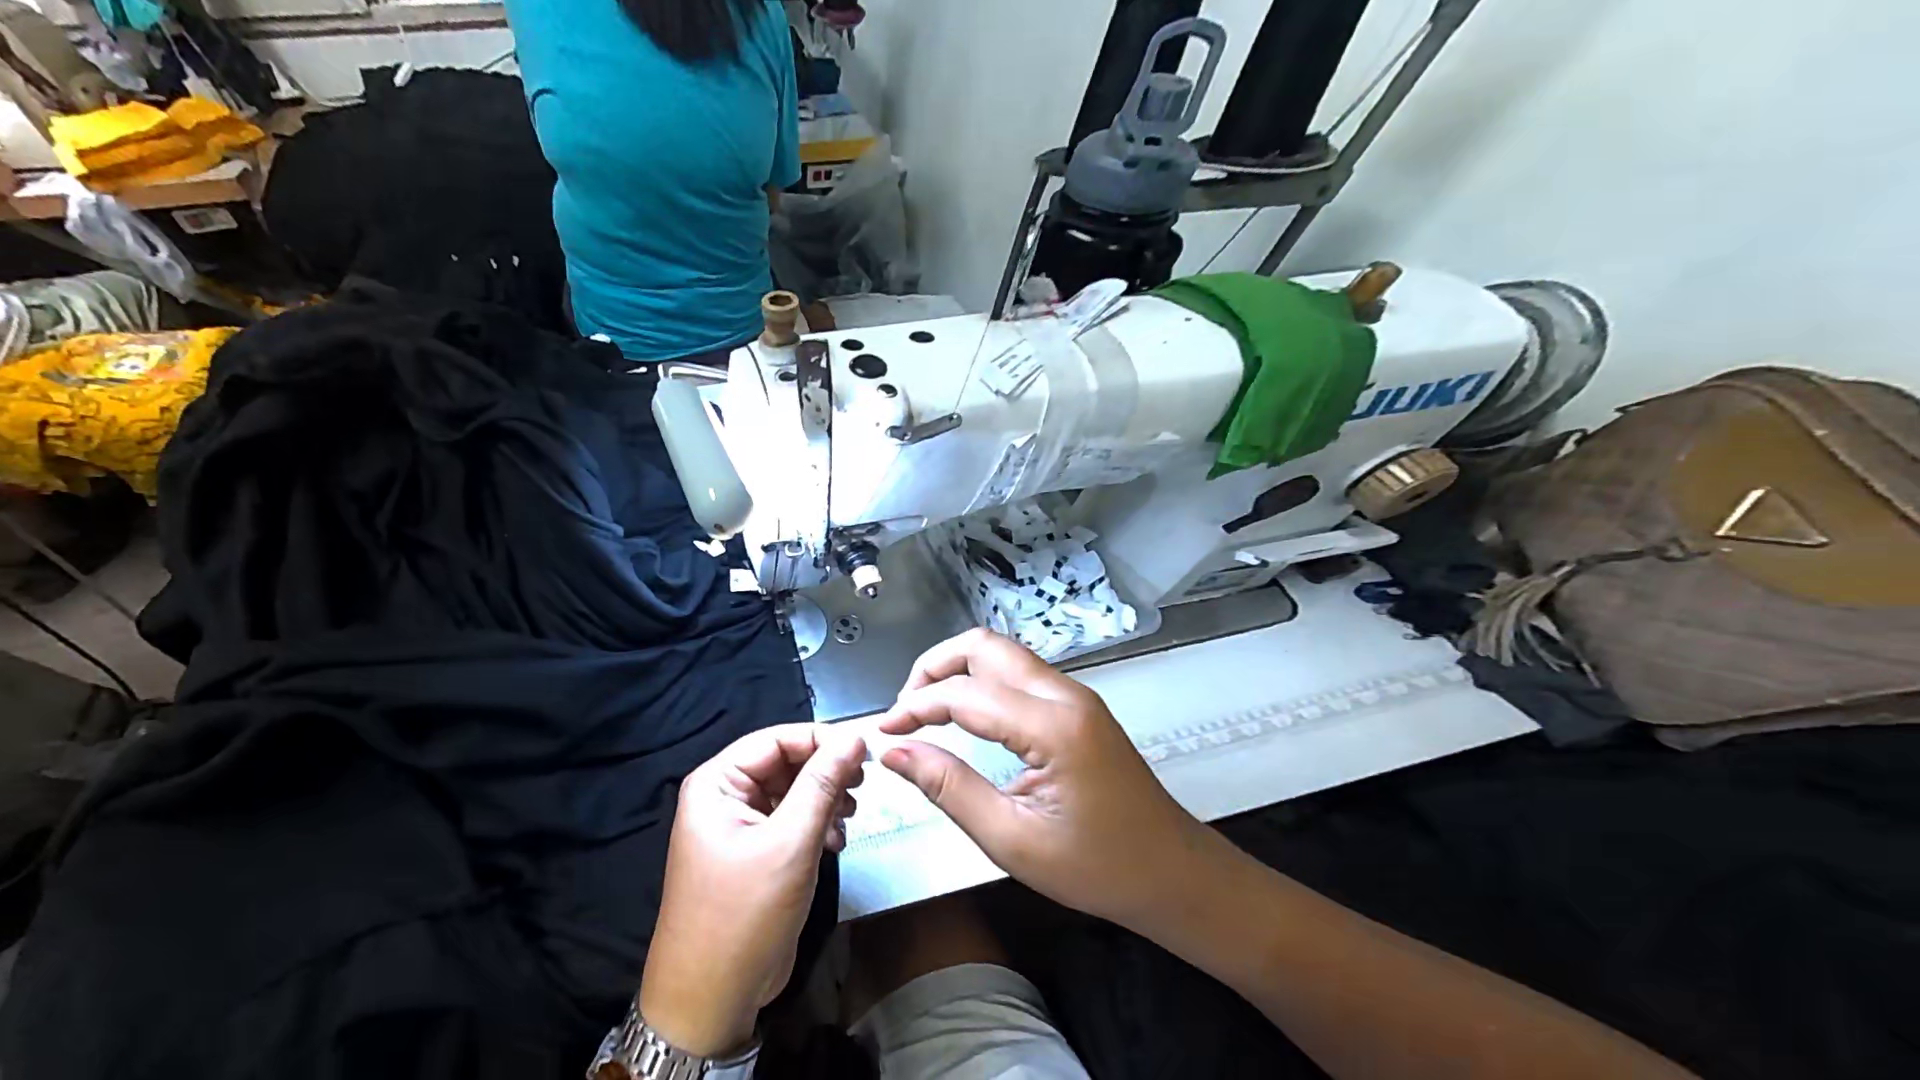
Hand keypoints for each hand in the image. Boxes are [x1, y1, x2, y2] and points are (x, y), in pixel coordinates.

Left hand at [639, 724, 865, 1056]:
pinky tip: (837, 840)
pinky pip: (792, 819)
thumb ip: (823, 783)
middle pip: (786, 763)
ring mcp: (740, 826)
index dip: (822, 740)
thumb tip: (854, 738)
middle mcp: (726, 798)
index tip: (865, 751)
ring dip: (826, 798)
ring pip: (793, 790)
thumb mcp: (790, 842)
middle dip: (826, 772)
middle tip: (863, 786)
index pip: (777, 739)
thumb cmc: (744, 915)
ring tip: (851, 815)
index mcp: (718, 784)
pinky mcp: (757, 852)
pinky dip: (818, 824)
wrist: (712, 999)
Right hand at [876, 629, 1219, 931]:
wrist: (1171, 872)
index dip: (916, 706)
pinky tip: (962, 714)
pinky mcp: (1077, 705)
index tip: (885, 731)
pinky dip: (981, 682)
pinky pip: (1019, 674)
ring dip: (957, 670)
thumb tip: (897, 753)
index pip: (966, 693)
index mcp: (1054, 727)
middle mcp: (1066, 696)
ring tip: (924, 711)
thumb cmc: (1100, 867)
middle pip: (984, 645)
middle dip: (933, 666)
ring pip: (1002, 653)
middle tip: (903, 709)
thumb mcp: (1013, 841)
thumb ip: (949, 789)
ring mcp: (1075, 696)